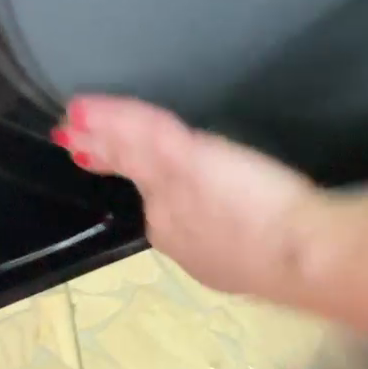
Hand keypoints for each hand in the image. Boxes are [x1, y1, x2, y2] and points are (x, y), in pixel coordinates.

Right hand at [53, 95, 325, 299]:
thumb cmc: (288, 258)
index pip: (154, 203)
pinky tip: (86, 107)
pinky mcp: (183, 158)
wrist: (296, 256)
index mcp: (182, 240)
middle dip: (99, 155)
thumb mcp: (241, 261)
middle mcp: (166, 215)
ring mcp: (171, 186)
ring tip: (70, 119)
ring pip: (130, 150)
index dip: (136, 184)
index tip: (114, 167)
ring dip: (97, 131)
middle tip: (72, 140)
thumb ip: (221, 241)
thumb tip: (219, 229)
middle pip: (132, 174)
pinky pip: (141, 131)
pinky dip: (112, 118)